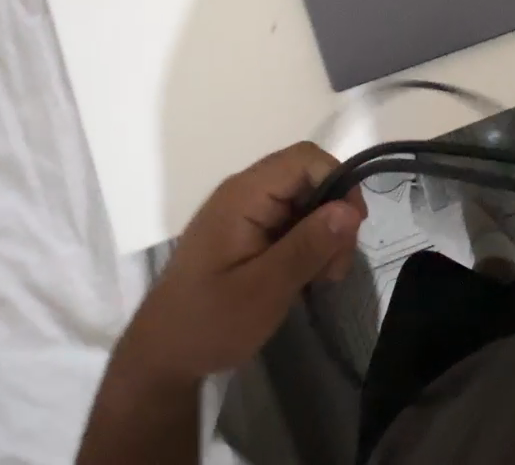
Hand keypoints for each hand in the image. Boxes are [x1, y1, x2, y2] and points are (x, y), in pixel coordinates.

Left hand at [119, 142, 365, 383]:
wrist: (163, 356)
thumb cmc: (210, 323)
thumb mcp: (265, 290)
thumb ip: (308, 246)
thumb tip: (350, 209)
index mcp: (244, 195)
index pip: (305, 159)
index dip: (337, 183)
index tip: (351, 230)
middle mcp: (245, 191)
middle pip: (309, 177)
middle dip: (333, 215)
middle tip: (334, 268)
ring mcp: (245, 210)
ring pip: (305, 200)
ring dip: (324, 234)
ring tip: (321, 279)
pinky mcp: (249, 230)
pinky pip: (291, 219)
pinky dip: (308, 243)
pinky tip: (307, 277)